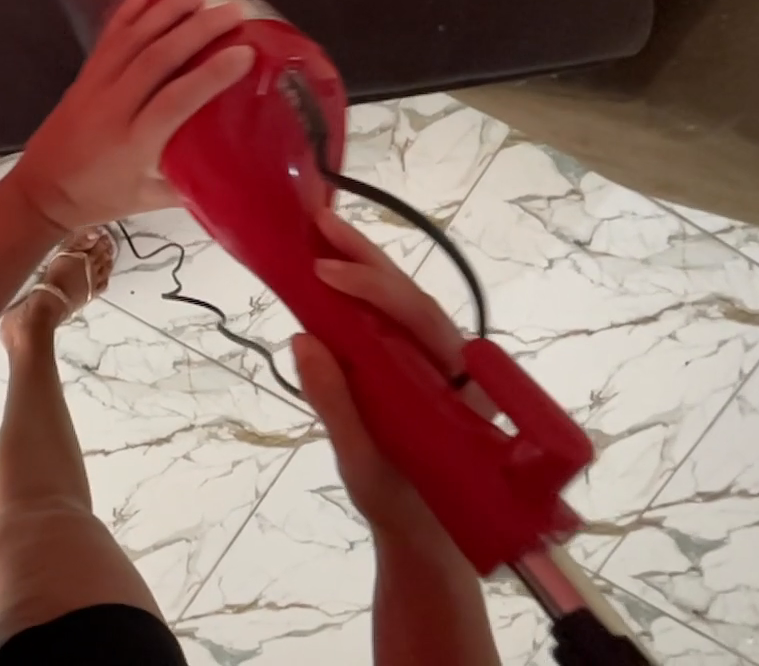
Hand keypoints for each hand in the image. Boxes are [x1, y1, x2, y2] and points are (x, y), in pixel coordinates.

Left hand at [10, 0, 252, 230]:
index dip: (211, 74)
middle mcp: (113, 108)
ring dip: (166, 11)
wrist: (40, 191)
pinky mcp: (82, 78)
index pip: (176, 100)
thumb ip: (189, 182)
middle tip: (231, 10)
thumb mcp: (148, 201)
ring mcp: (93, 88)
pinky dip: (124, 15)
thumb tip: (236, 161)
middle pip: (157, 58)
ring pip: (132, 41)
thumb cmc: (98, 199)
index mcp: (133, 144)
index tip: (245, 51)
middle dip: (196, 29)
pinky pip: (105, 41)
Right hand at [292, 208, 485, 540]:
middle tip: (319, 224)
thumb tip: (302, 339)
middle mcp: (452, 364)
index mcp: (457, 387)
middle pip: (413, 297)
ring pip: (402, 301)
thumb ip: (336, 404)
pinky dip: (356, 289)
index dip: (374, 290)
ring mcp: (430, 363)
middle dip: (367, 257)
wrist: (421, 534)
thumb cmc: (400, 505)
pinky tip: (329, 270)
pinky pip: (387, 319)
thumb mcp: (362, 462)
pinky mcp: (407, 365)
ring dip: (362, 263)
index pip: (421, 319)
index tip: (325, 273)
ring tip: (320, 230)